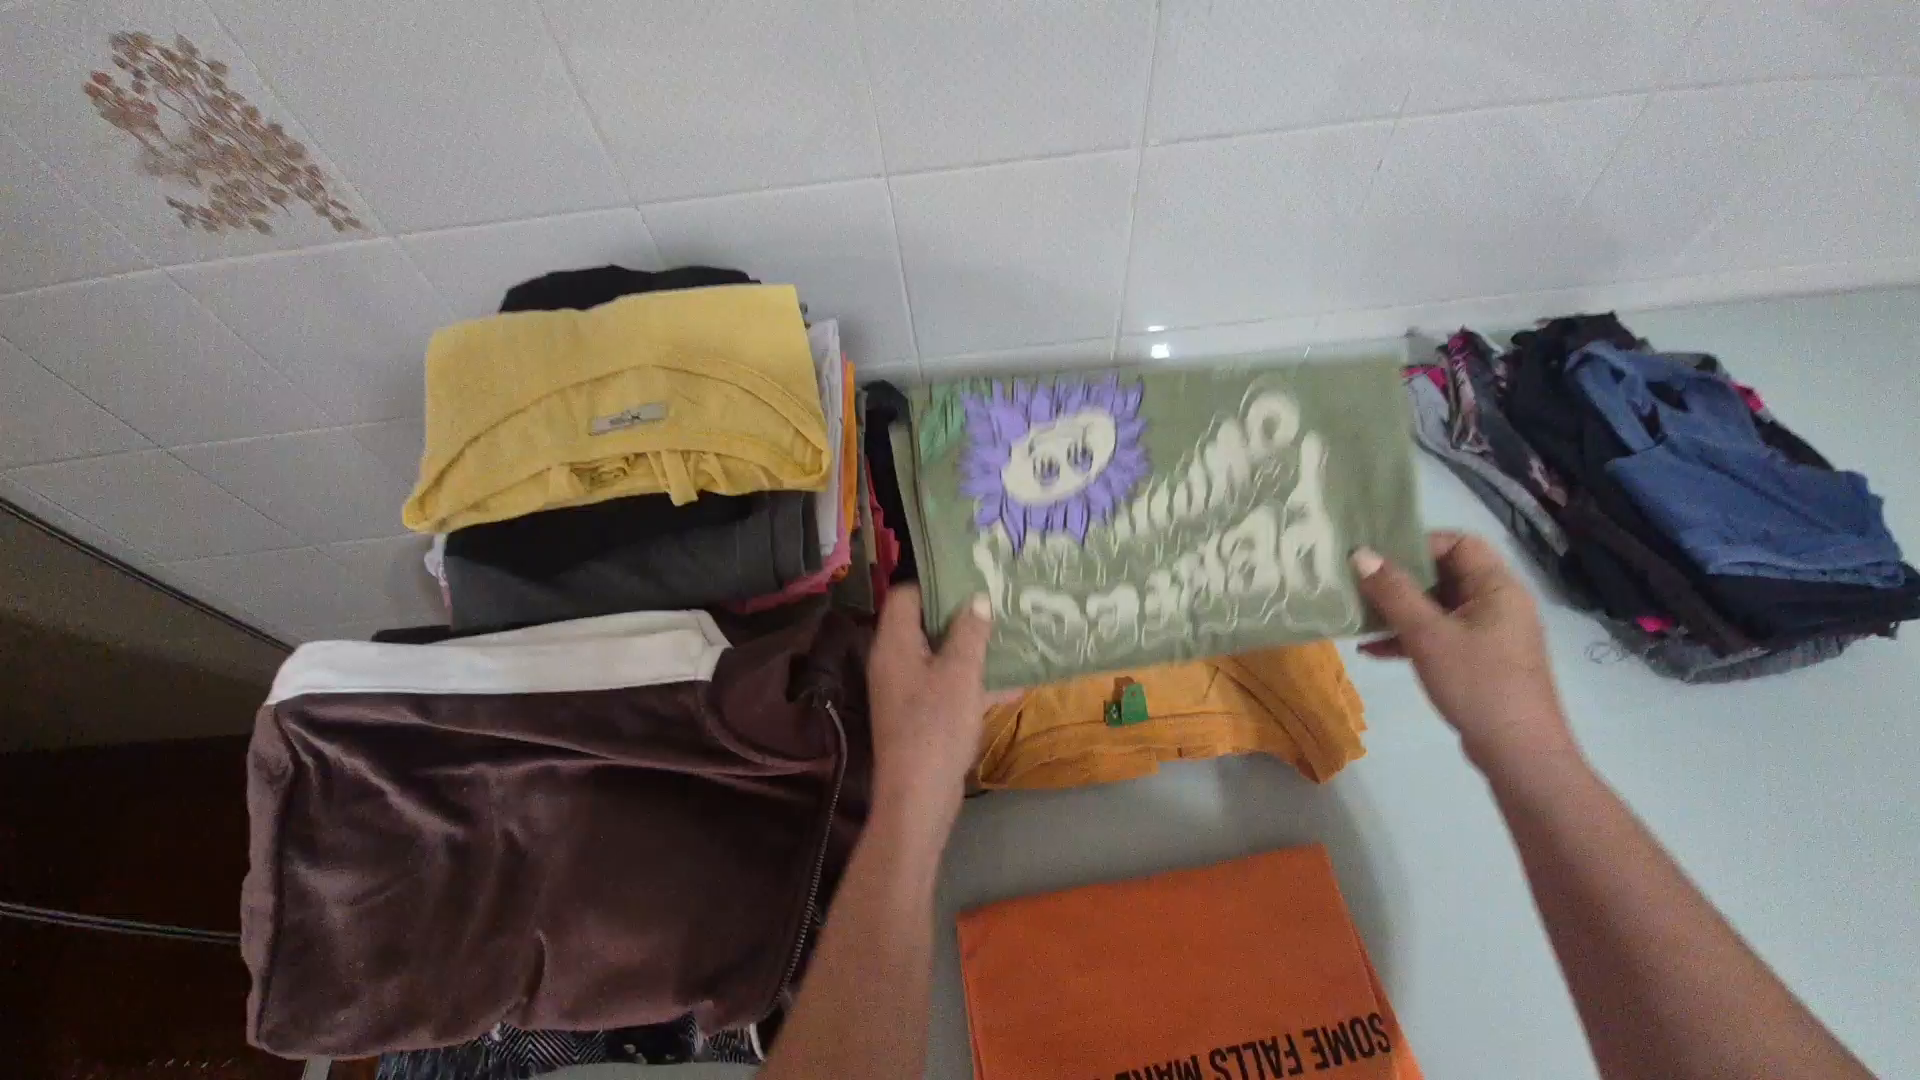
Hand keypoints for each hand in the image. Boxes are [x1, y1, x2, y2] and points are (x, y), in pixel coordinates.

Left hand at [865, 586, 993, 830]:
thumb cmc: (936, 727)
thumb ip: (969, 633)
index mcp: (894, 644)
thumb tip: (978, 599)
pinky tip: (1010, 682)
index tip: (970, 577)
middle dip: (960, 614)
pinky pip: (946, 684)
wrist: (918, 797)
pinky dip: (972, 680)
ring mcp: (905, 689)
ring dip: (970, 647)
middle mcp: (894, 661)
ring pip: (939, 655)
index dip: (935, 583)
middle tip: (996, 601)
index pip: (905, 595)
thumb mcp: (960, 673)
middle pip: (923, 623)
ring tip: (1008, 633)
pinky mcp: (919, 714)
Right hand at [1351, 531, 1575, 767]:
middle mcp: (1498, 603)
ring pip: (1438, 606)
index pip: (1459, 543)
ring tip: (1359, 616)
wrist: (1518, 752)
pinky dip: (1408, 636)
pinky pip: (1439, 634)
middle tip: (1359, 584)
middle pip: (1445, 573)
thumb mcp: (1427, 635)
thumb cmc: (1477, 683)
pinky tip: (1372, 650)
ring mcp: (1490, 633)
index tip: (1377, 557)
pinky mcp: (1479, 660)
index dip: (1417, 543)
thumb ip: (1394, 592)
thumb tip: (1361, 554)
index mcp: (1498, 588)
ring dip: (1399, 609)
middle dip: (1399, 578)